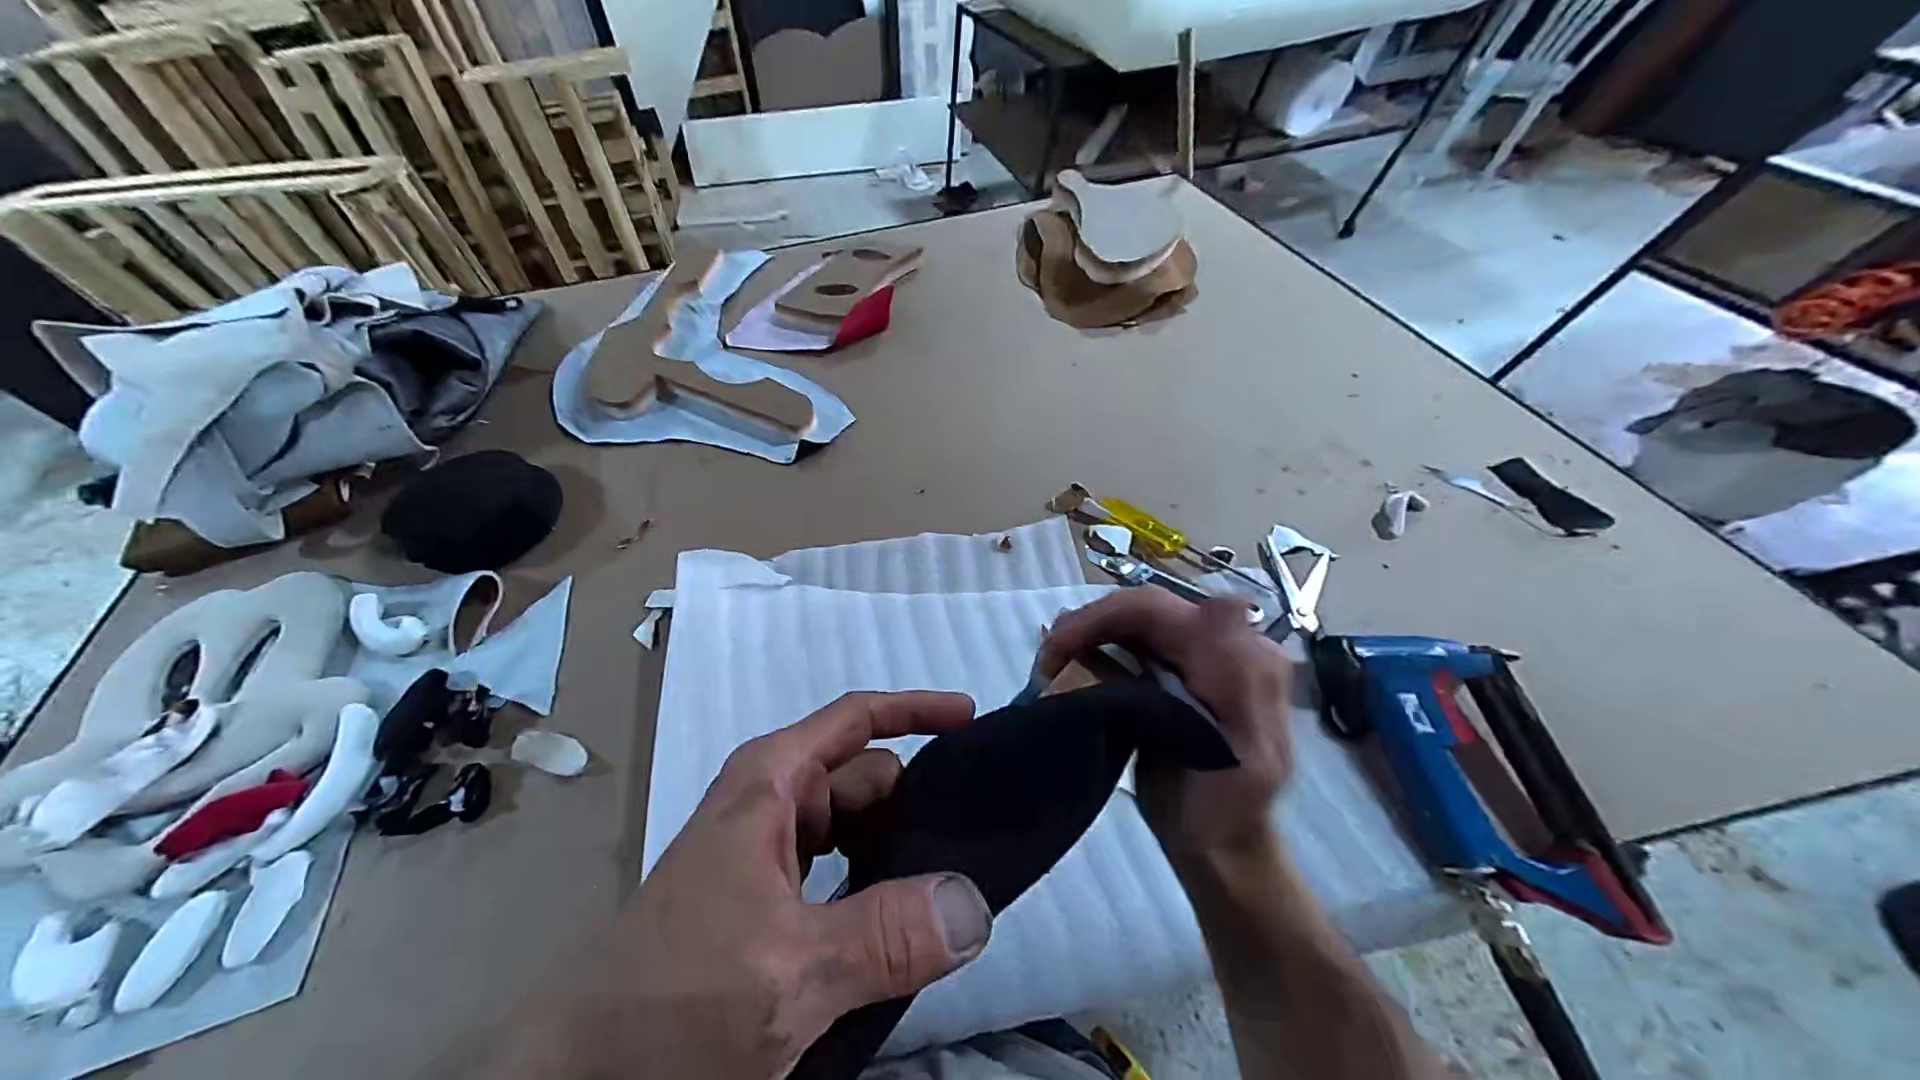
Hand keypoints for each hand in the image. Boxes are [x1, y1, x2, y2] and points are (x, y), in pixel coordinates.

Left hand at [486, 692, 993, 1078]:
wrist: (577, 1077)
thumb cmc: (673, 1001)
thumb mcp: (788, 971)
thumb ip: (885, 935)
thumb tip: (976, 905)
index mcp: (771, 782)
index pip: (858, 718)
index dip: (917, 710)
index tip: (973, 720)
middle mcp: (772, 803)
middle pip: (866, 775)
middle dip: (919, 799)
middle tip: (982, 841)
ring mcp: (769, 853)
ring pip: (857, 828)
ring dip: (902, 848)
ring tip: (955, 884)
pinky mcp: (769, 901)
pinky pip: (843, 872)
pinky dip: (878, 883)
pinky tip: (906, 923)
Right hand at [1039, 588, 1293, 860]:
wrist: (1221, 840)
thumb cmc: (1224, 813)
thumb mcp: (1246, 765)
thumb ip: (1247, 690)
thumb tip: (1226, 607)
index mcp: (1244, 661)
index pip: (1163, 611)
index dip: (1101, 617)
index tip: (1055, 649)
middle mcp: (1232, 641)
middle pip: (1146, 607)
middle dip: (1088, 624)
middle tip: (1046, 661)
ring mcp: (1208, 647)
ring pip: (1136, 615)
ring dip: (1090, 631)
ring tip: (1054, 662)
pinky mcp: (1186, 658)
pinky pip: (1136, 632)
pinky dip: (1101, 641)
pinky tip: (1076, 661)